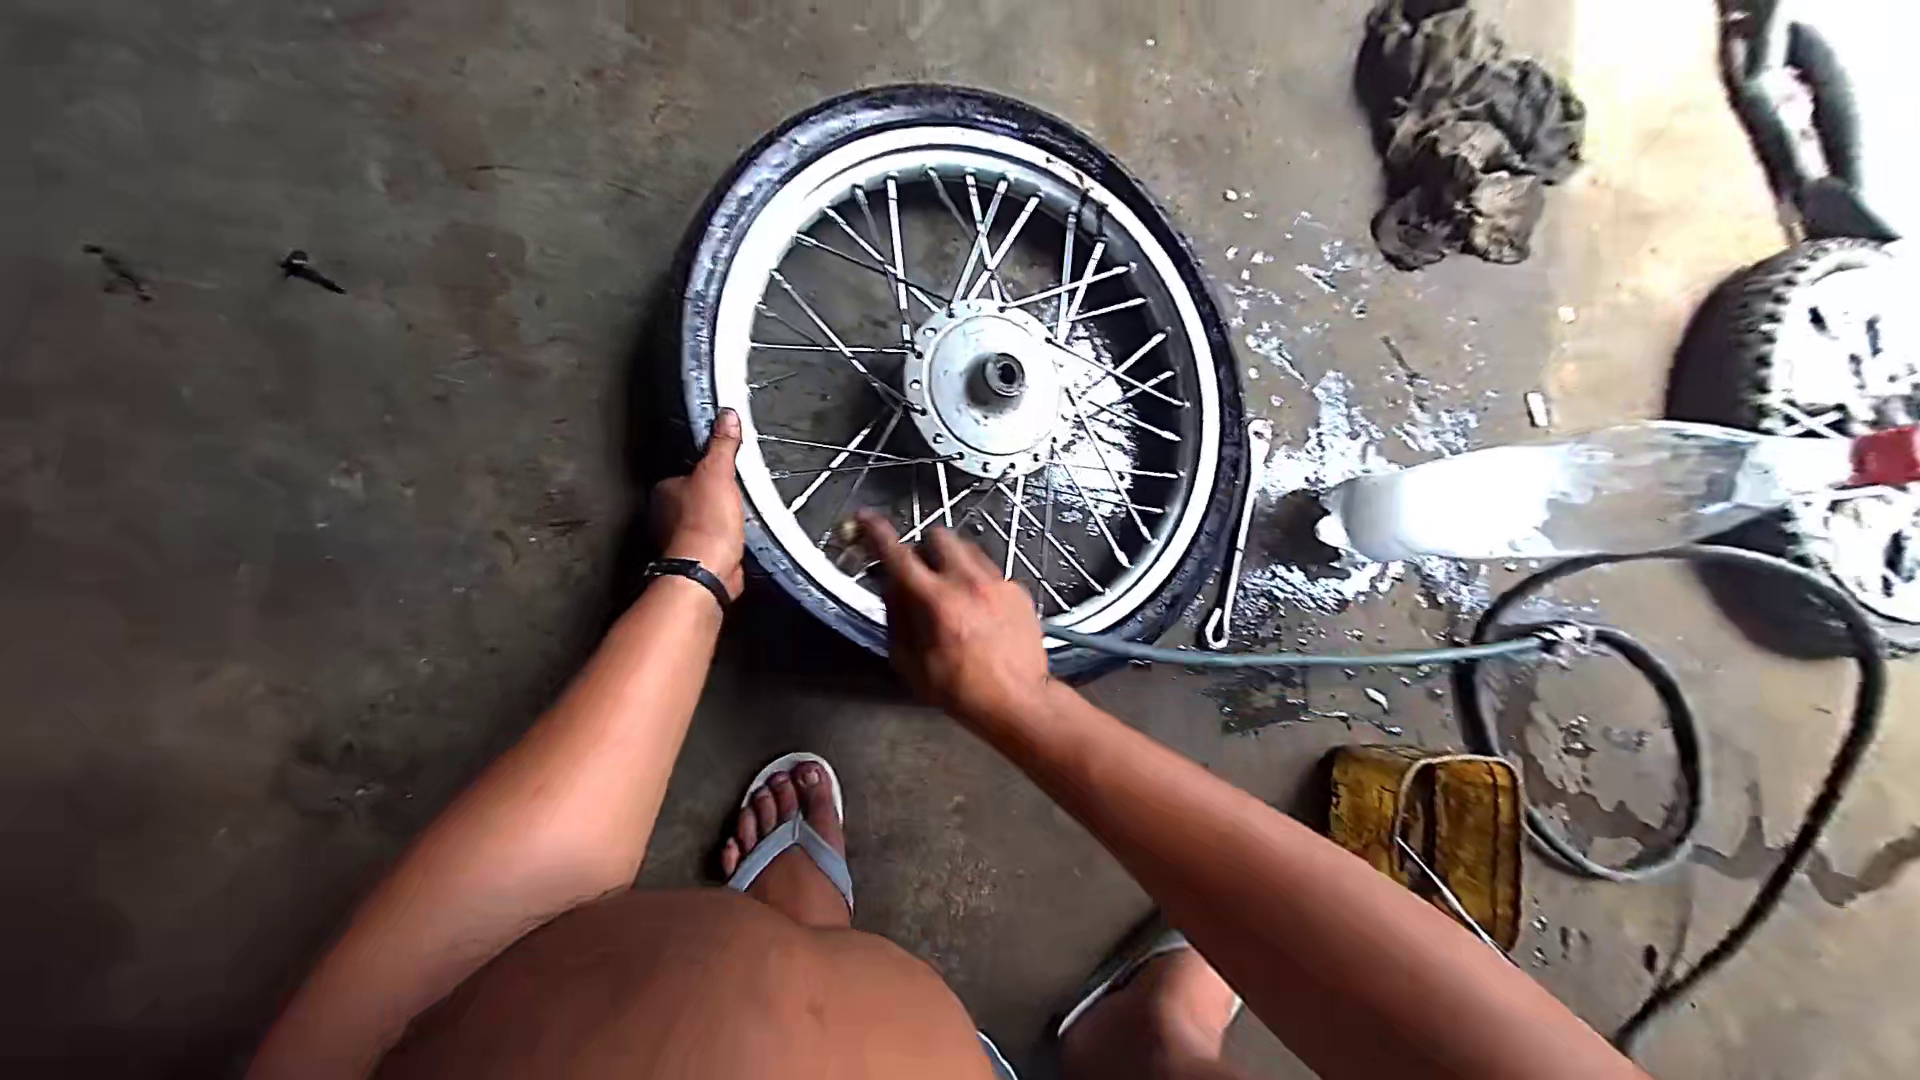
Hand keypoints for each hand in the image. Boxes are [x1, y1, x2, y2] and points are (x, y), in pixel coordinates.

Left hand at [651, 409, 745, 597]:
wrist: (709, 570)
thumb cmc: (706, 525)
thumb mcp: (719, 473)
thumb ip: (723, 445)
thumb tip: (727, 416)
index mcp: (665, 489)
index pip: (686, 470)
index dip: (707, 469)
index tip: (725, 468)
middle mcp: (667, 514)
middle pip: (694, 496)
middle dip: (715, 497)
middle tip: (736, 493)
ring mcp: (681, 537)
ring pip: (703, 520)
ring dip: (721, 520)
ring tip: (740, 516)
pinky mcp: (699, 557)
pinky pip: (714, 542)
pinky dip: (725, 540)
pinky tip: (738, 538)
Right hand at [857, 510, 1051, 727]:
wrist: (1020, 701)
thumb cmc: (962, 691)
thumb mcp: (912, 664)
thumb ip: (896, 619)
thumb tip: (891, 587)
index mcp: (937, 602)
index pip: (898, 556)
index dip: (876, 532)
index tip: (865, 518)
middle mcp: (969, 582)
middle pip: (939, 535)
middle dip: (924, 548)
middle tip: (920, 571)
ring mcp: (998, 583)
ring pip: (968, 548)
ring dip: (952, 560)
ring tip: (952, 589)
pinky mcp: (1018, 590)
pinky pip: (991, 571)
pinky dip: (978, 581)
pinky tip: (979, 608)